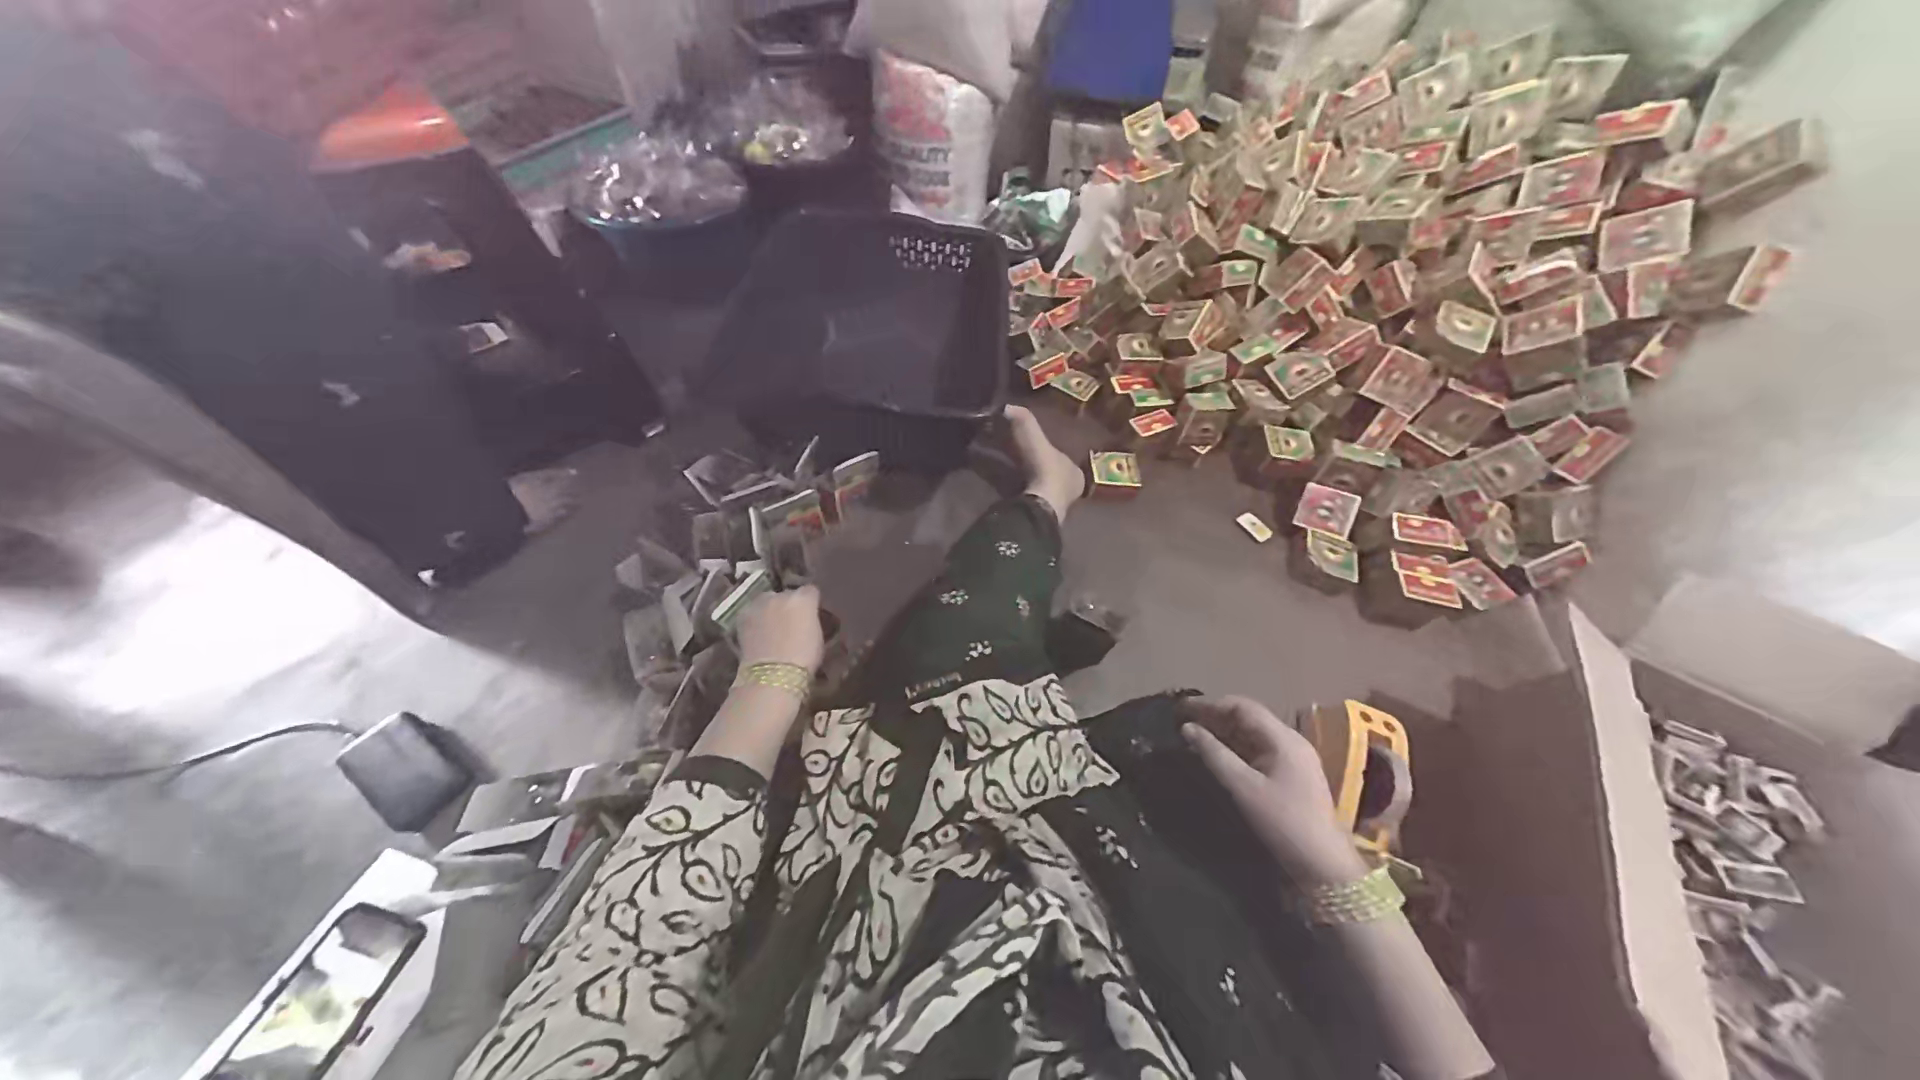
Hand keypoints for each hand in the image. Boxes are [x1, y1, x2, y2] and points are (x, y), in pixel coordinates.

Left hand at [737, 586, 825, 673]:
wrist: (772, 674)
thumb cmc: (804, 659)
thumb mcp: (818, 636)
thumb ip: (811, 620)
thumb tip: (805, 619)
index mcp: (804, 599)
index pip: (810, 591)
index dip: (810, 602)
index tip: (810, 613)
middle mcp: (781, 595)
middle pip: (787, 594)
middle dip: (788, 605)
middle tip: (789, 623)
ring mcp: (759, 604)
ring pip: (766, 601)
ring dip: (770, 609)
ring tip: (770, 627)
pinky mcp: (742, 615)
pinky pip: (752, 612)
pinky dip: (754, 619)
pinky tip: (756, 633)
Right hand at [1181, 696, 1366, 886]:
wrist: (1324, 865)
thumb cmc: (1283, 822)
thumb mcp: (1243, 787)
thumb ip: (1213, 754)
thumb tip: (1187, 728)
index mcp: (1283, 739)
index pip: (1242, 707)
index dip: (1210, 704)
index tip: (1182, 708)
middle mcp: (1290, 741)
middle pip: (1248, 717)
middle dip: (1214, 716)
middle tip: (1183, 720)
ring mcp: (1294, 758)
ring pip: (1252, 734)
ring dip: (1223, 731)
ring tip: (1194, 734)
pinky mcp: (1292, 774)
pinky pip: (1258, 749)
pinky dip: (1235, 746)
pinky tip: (1216, 753)